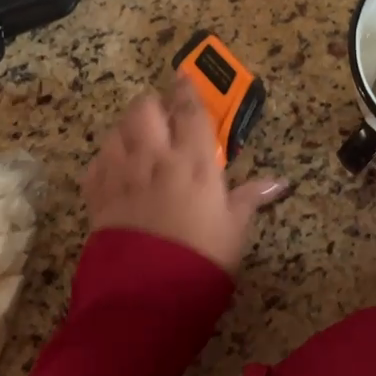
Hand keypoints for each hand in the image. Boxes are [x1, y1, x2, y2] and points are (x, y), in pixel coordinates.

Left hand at [82, 80, 287, 273]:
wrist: (147, 299)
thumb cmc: (201, 261)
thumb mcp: (234, 230)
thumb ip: (250, 198)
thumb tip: (279, 182)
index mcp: (193, 161)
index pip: (189, 110)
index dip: (187, 89)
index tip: (184, 76)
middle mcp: (155, 157)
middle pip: (145, 109)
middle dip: (153, 105)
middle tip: (162, 114)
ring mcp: (122, 175)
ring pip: (117, 130)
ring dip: (127, 128)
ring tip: (137, 138)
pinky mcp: (97, 198)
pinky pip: (96, 163)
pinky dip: (106, 159)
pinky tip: (114, 168)